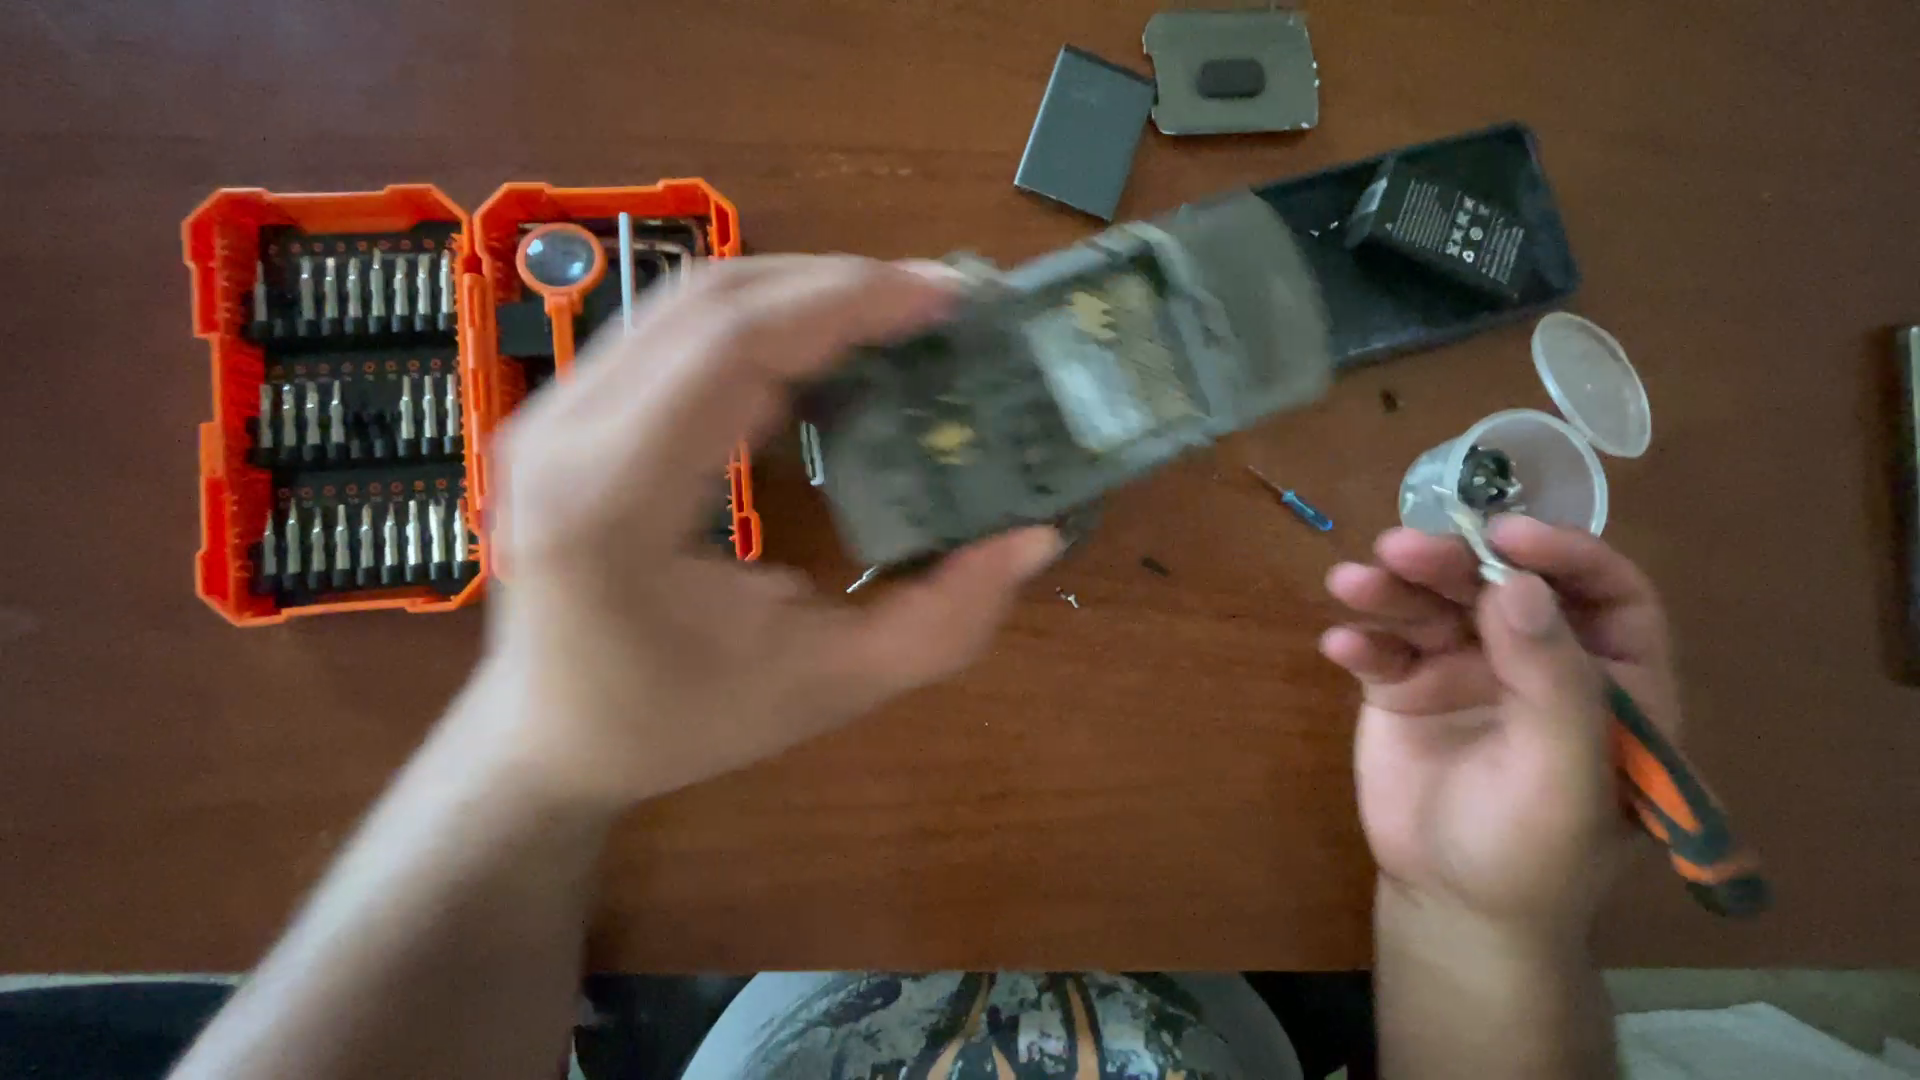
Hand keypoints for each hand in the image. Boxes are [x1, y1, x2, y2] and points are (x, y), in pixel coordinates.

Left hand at [469, 256, 1060, 810]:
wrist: (554, 736)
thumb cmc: (682, 722)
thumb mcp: (829, 687)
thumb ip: (940, 621)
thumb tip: (1033, 537)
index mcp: (612, 502)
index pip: (732, 347)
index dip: (847, 303)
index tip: (944, 297)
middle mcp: (564, 434)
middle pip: (713, 301)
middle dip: (838, 285)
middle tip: (939, 302)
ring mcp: (552, 413)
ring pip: (691, 302)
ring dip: (804, 296)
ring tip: (896, 320)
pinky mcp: (568, 413)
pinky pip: (676, 333)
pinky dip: (765, 326)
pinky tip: (827, 356)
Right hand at [1321, 518, 1678, 941]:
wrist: (1451, 901)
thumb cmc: (1532, 850)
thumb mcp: (1563, 774)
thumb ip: (1554, 680)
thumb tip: (1517, 584)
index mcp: (1605, 676)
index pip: (1603, 592)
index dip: (1562, 552)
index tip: (1504, 533)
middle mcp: (1533, 660)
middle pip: (1495, 585)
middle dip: (1449, 562)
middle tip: (1398, 548)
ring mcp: (1462, 670)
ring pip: (1428, 607)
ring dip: (1390, 589)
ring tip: (1349, 582)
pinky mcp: (1402, 688)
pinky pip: (1381, 649)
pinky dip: (1361, 642)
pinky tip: (1341, 648)